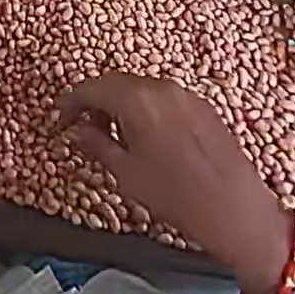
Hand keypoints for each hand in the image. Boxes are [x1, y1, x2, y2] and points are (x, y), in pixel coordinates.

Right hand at [58, 73, 294, 293]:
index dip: (71, 101)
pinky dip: (144, 109)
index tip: (58, 116)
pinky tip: (143, 135)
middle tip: (80, 126)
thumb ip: (96, 144)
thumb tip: (78, 130)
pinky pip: (163, 98)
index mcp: (137, 99)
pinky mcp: (202, 106)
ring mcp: (185, 94)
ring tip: (111, 134)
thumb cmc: (174, 194)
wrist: (236, 210)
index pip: (92, 88)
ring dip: (120, 104)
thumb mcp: (125, 173)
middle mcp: (160, 87)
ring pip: (141, 90)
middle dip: (94, 101)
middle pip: (116, 84)